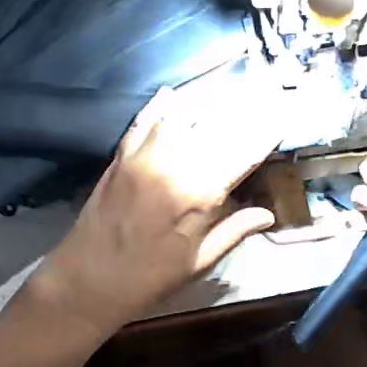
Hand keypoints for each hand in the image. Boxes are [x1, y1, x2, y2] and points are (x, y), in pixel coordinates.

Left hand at [36, 77, 283, 336]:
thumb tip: (268, 215)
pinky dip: (159, 105)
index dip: (264, 134)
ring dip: (204, 98)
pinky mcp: (121, 157)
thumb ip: (233, 231)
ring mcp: (144, 156)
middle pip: (216, 126)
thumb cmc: (148, 279)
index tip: (282, 117)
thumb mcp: (198, 262)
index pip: (242, 154)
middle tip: (262, 92)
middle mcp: (175, 165)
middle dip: (242, 110)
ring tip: (224, 84)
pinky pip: (143, 121)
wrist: (85, 282)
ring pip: (180, 115)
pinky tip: (171, 92)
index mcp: (199, 195)